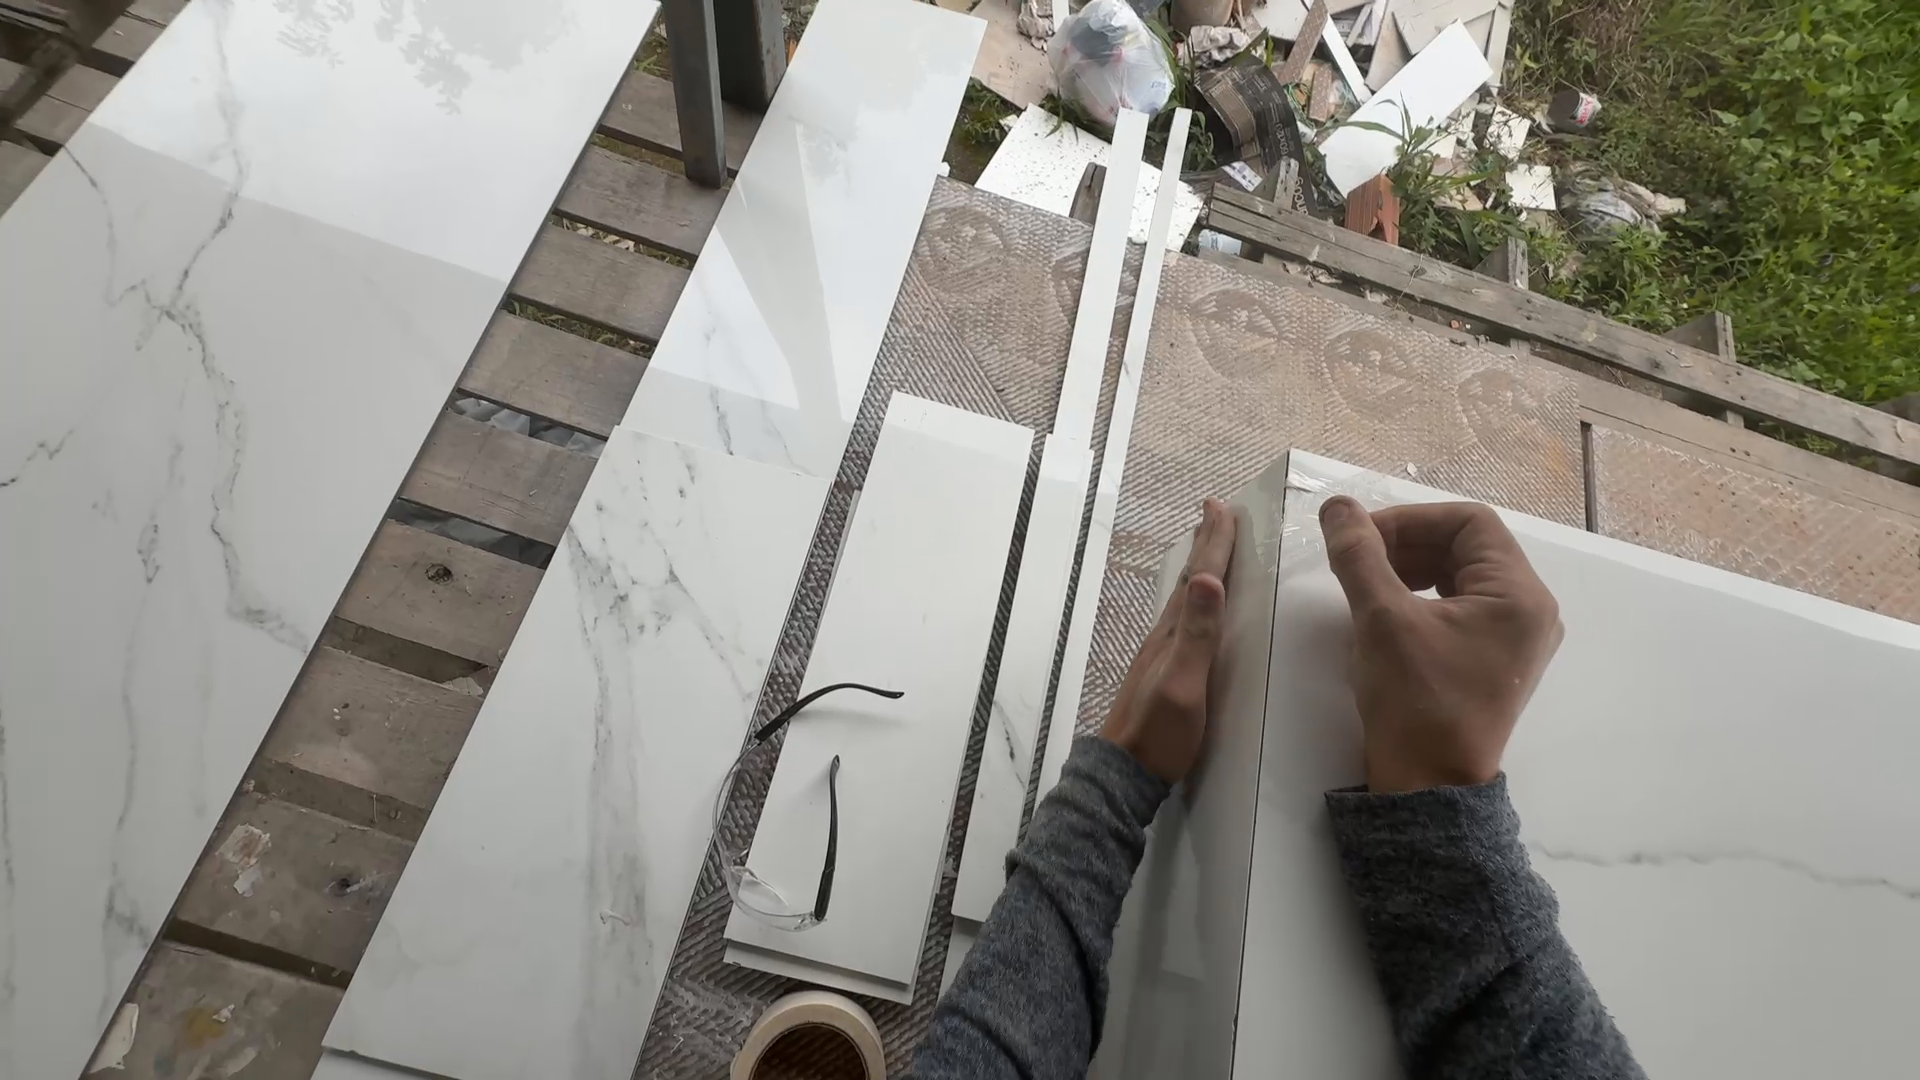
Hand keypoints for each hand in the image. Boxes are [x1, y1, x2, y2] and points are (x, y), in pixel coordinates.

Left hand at [1102, 498, 1235, 782]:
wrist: (1126, 769)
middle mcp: (1165, 634)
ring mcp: (1162, 651)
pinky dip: (1195, 597)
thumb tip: (1208, 580)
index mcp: (1175, 633)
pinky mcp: (1164, 667)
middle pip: (1189, 580)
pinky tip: (1194, 606)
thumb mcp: (1185, 685)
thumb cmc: (1161, 733)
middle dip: (1205, 543)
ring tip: (1208, 545)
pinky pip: (1184, 617)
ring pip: (1185, 596)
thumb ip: (1197, 636)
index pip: (1200, 578)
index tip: (1221, 507)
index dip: (1213, 543)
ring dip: (1200, 566)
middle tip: (1214, 510)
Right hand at [1317, 497, 1561, 793]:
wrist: (1428, 781)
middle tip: (1355, 559)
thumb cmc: (1415, 697)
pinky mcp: (1487, 655)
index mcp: (1518, 595)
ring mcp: (1510, 635)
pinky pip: (1454, 602)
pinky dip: (1416, 592)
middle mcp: (1526, 609)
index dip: (1410, 519)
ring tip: (1364, 582)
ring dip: (1407, 566)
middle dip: (1405, 542)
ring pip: (1457, 572)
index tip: (1362, 538)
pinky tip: (1384, 608)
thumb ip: (1359, 555)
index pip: (1469, 522)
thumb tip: (1337, 506)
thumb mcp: (1381, 619)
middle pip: (1465, 545)